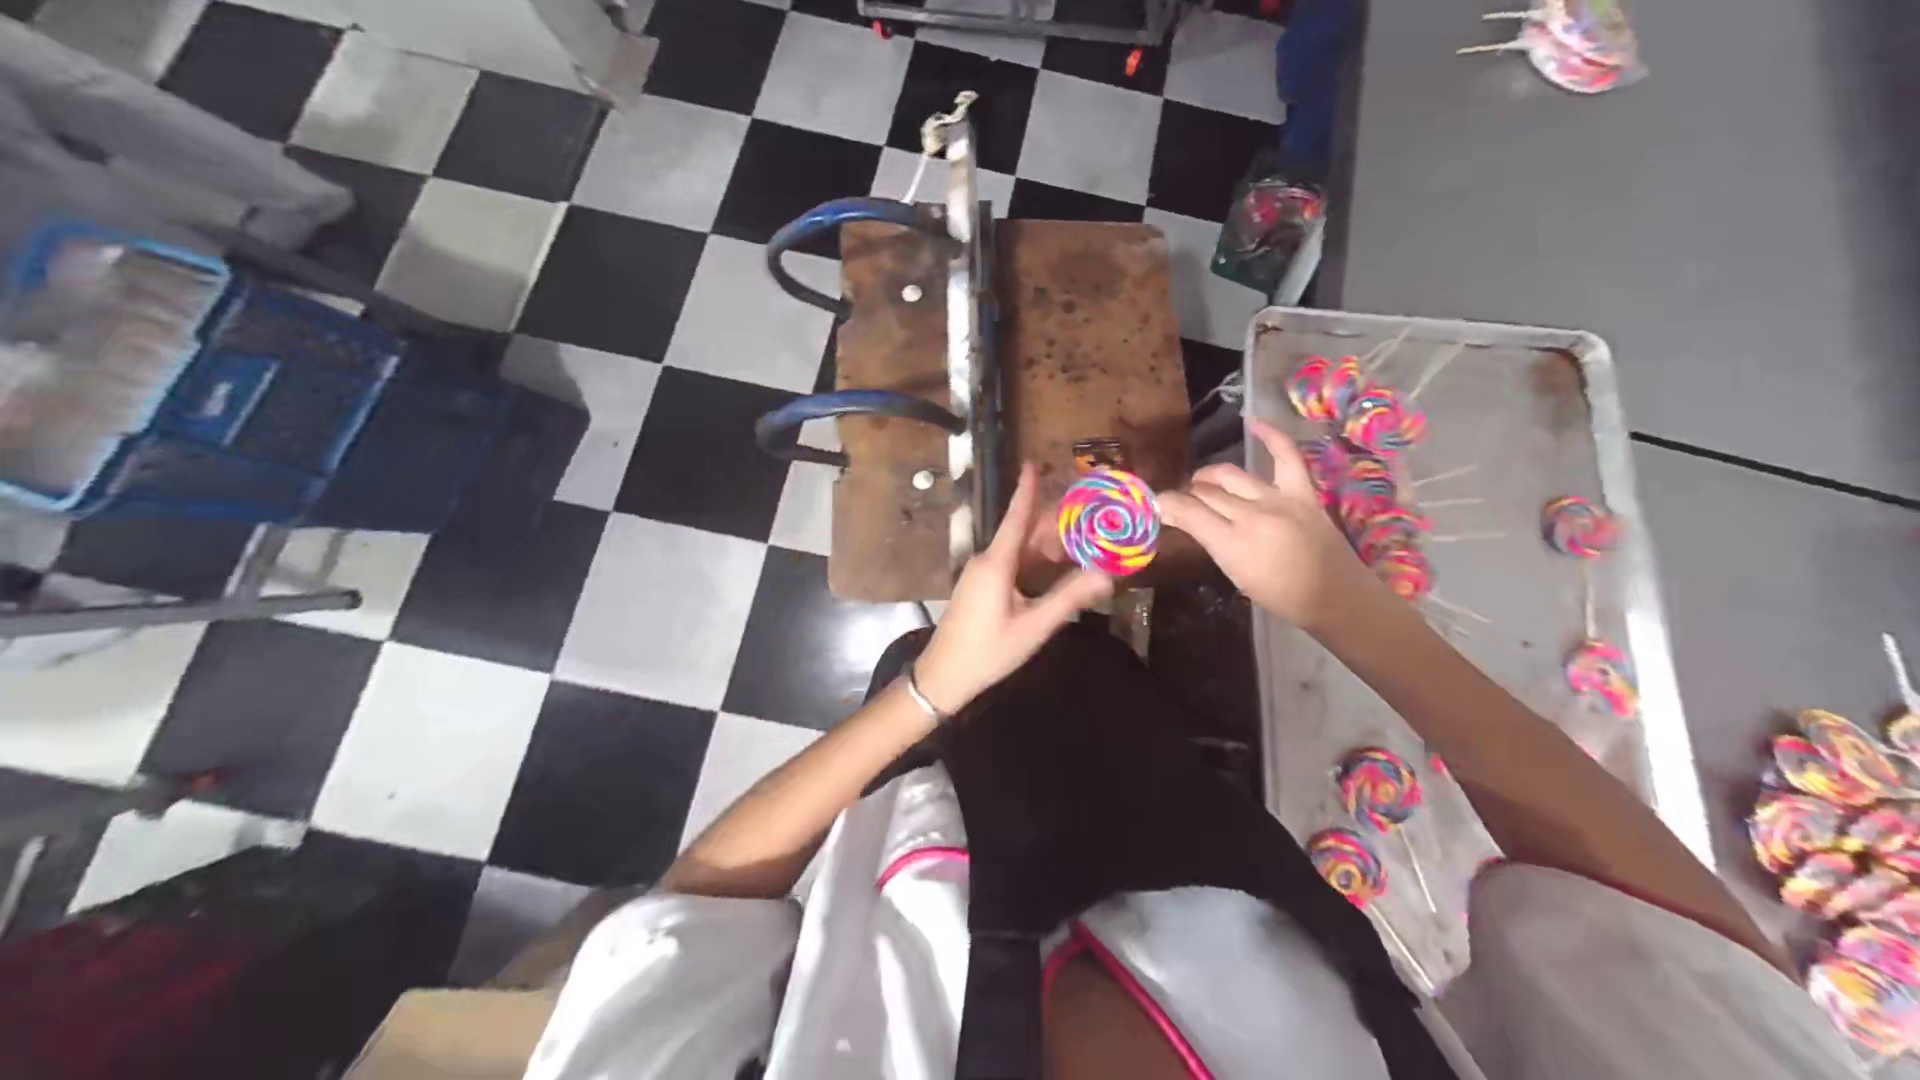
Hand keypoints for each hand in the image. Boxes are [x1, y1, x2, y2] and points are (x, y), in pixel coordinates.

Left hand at [914, 463, 1113, 712]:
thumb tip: (1106, 575)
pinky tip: (1053, 565)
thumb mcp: (1033, 626)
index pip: (1016, 517)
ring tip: (1079, 539)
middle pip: (1021, 532)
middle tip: (1088, 514)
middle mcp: (985, 561)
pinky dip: (1032, 560)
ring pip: (1016, 549)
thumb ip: (1069, 598)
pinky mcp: (979, 588)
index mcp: (996, 563)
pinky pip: (1009, 563)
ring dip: (1044, 543)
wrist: (943, 676)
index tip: (1033, 462)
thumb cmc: (988, 651)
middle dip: (1053, 522)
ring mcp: (979, 574)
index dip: (1026, 490)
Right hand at [1157, 418, 1369, 628]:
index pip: (1187, 512)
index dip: (1166, 504)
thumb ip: (1208, 541)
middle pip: (1206, 493)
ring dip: (1209, 477)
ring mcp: (1278, 499)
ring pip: (1230, 476)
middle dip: (1186, 494)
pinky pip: (1285, 455)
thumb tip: (1181, 517)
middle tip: (1180, 501)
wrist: (1335, 595)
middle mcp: (1251, 515)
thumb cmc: (1279, 595)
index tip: (1155, 504)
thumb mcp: (1234, 574)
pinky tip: (1252, 422)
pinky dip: (1270, 435)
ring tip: (1200, 483)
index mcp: (1231, 543)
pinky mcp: (1302, 491)